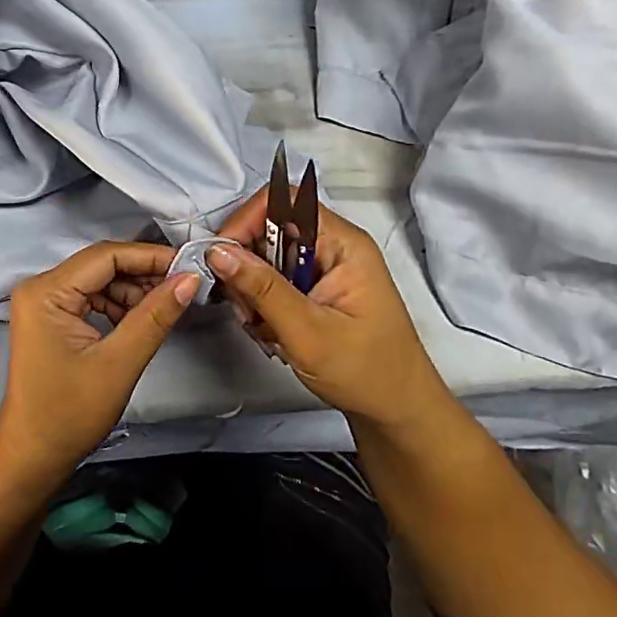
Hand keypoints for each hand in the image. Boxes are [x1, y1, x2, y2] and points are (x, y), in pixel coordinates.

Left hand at [0, 242, 199, 490]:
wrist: (34, 454)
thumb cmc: (69, 413)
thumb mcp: (119, 363)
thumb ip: (154, 316)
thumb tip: (188, 279)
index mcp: (46, 291)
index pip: (105, 256)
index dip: (149, 257)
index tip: (188, 265)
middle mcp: (39, 287)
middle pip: (100, 265)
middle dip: (143, 274)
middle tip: (184, 286)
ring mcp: (42, 302)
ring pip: (98, 280)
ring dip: (132, 291)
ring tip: (167, 306)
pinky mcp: (50, 317)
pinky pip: (90, 298)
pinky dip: (118, 305)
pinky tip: (142, 319)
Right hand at [208, 187, 455, 432]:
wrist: (398, 412)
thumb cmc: (368, 374)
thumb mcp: (308, 333)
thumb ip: (262, 288)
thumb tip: (219, 252)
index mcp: (343, 244)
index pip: (282, 203)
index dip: (245, 222)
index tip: (222, 257)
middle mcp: (332, 247)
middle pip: (267, 230)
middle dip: (246, 266)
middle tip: (246, 307)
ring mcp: (322, 267)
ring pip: (264, 256)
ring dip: (251, 290)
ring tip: (262, 327)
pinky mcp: (313, 286)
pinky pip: (271, 278)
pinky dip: (260, 302)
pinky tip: (271, 331)